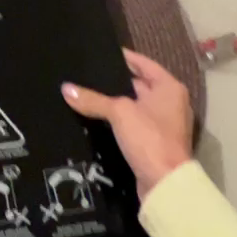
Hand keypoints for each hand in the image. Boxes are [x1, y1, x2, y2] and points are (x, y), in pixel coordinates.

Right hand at [61, 49, 194, 198]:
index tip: (101, 52)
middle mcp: (170, 102)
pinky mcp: (154, 142)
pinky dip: (118, 120)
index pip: (143, 63)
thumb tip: (65, 89)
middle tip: (88, 73)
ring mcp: (163, 123)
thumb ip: (93, 99)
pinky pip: (133, 123)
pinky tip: (96, 117)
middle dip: (115, 81)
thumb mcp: (119, 113)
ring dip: (115, 102)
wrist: (165, 184)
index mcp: (169, 87)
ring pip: (134, 105)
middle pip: (139, 84)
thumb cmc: (149, 138)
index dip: (123, 57)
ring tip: (87, 92)